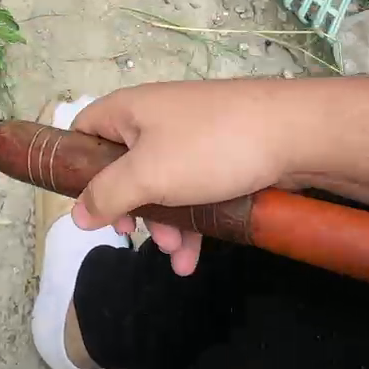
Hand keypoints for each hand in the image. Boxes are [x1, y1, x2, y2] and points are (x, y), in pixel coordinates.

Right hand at [68, 79, 323, 275]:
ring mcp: (185, 137)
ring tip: (177, 255)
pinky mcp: (215, 155)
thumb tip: (75, 214)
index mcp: (126, 111)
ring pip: (159, 184)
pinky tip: (193, 257)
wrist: (293, 133)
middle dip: (130, 209)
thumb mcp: (148, 175)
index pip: (84, 132)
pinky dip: (189, 221)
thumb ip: (107, 195)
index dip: (78, 168)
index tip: (88, 204)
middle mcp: (151, 120)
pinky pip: (189, 190)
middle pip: (122, 166)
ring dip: (163, 223)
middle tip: (136, 236)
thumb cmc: (207, 147)